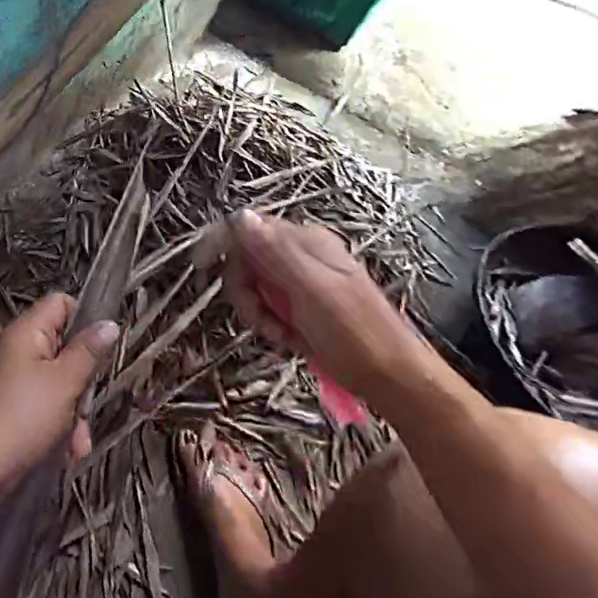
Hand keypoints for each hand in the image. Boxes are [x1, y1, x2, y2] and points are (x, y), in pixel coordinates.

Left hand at [0, 292, 119, 483]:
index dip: (85, 319)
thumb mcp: (65, 382)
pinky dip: (63, 430)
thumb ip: (89, 351)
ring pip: (64, 385)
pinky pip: (52, 409)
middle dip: (84, 383)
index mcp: (28, 331)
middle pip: (68, 349)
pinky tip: (66, 453)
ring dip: (77, 414)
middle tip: (85, 405)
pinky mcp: (20, 409)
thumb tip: (110, 323)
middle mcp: (22, 350)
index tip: (99, 349)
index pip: (61, 303)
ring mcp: (20, 380)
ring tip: (75, 441)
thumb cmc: (24, 417)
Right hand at [197, 210, 436, 399]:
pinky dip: (270, 322)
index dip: (221, 243)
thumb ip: (276, 252)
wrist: (396, 381)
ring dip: (257, 311)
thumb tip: (241, 215)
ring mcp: (303, 279)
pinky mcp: (304, 303)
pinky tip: (288, 338)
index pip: (249, 227)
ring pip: (255, 283)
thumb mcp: (313, 291)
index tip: (200, 268)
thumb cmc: (358, 335)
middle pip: (247, 258)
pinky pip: (269, 304)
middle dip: (244, 290)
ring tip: (279, 334)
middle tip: (261, 321)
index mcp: (306, 241)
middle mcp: (303, 253)